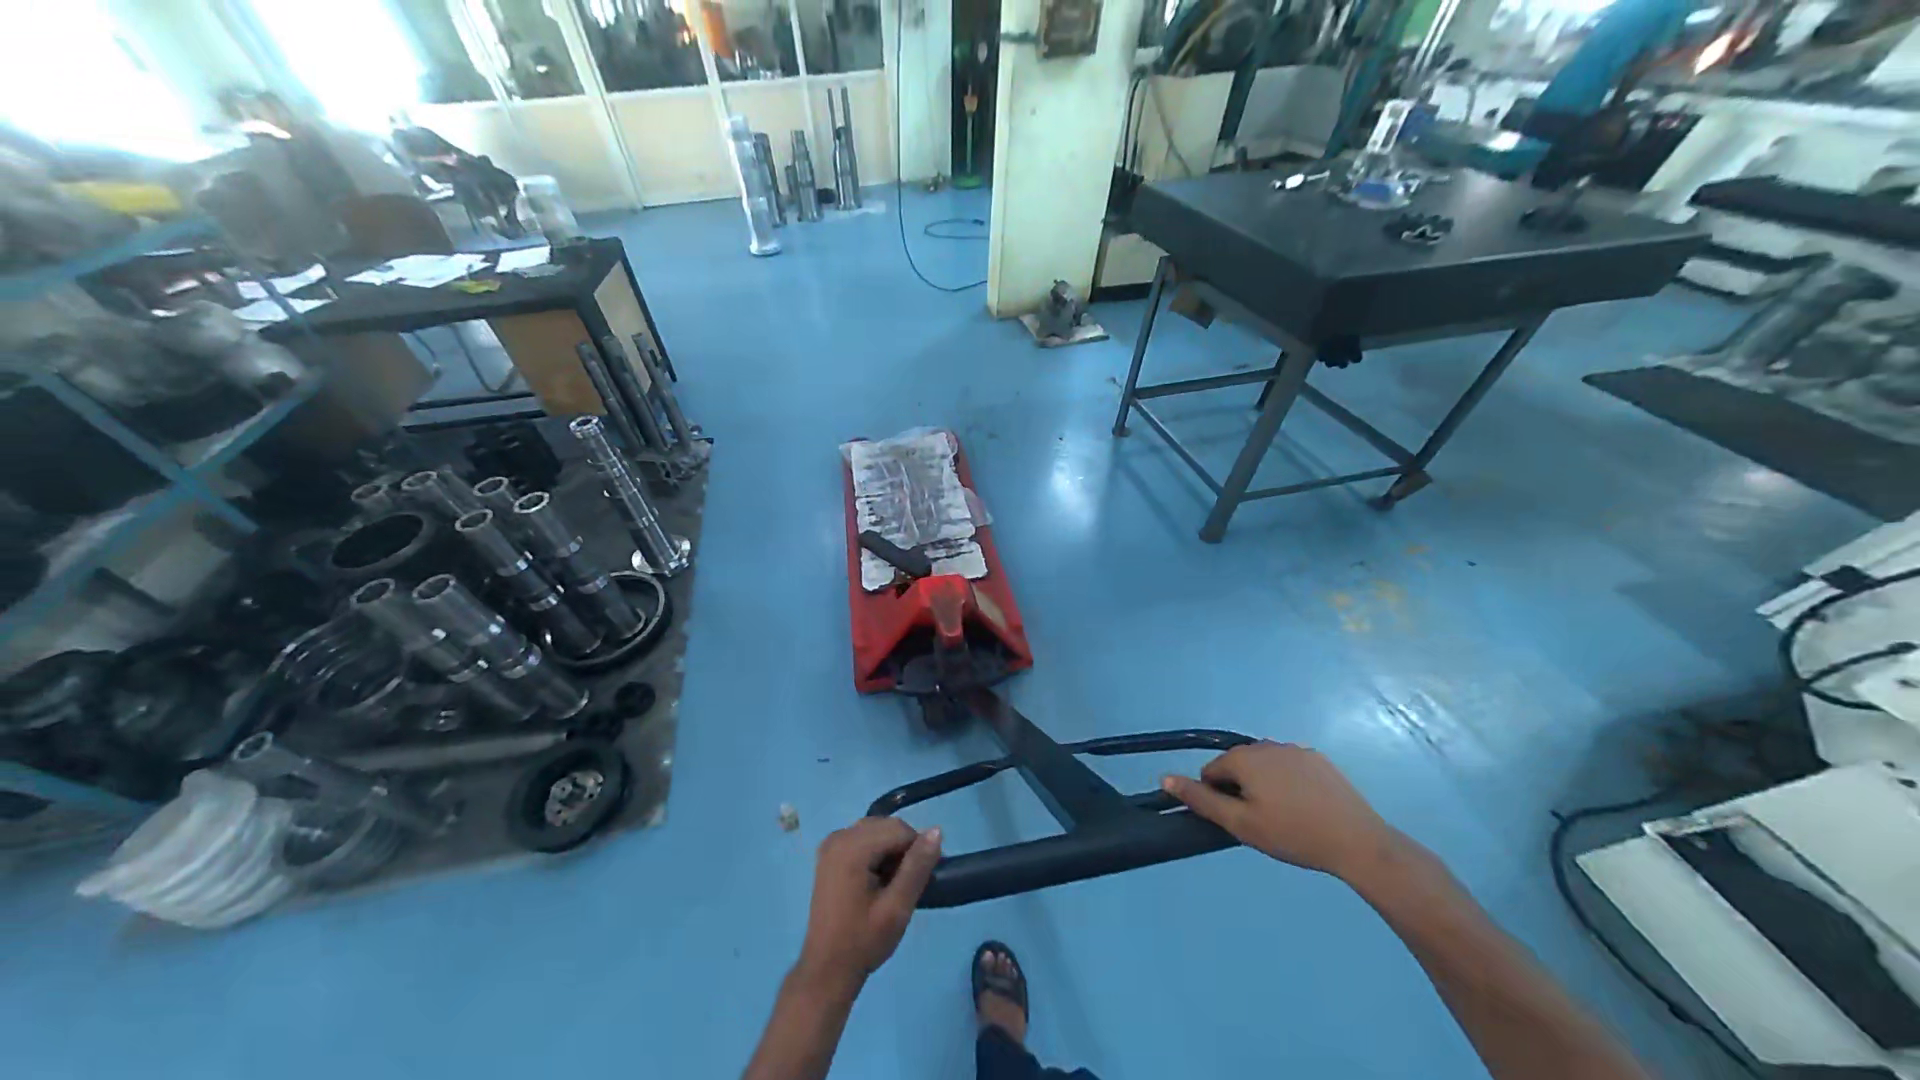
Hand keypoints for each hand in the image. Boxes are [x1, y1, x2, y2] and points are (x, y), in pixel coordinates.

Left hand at [795, 817, 941, 992]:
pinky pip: (863, 839)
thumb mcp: (897, 907)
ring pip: (876, 830)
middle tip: (906, 886)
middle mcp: (839, 837)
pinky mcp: (830, 854)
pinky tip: (877, 881)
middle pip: (886, 826)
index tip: (923, 881)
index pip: (899, 830)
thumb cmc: (863, 941)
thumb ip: (917, 866)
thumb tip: (936, 831)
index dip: (917, 851)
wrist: (827, 970)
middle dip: (903, 850)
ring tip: (892, 885)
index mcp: (851, 847)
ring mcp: (831, 844)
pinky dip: (876, 853)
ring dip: (891, 851)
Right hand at [1163, 741, 1400, 882]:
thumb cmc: (1292, 834)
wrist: (1357, 841)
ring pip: (1264, 765)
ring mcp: (1295, 749)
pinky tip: (1304, 806)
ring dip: (1263, 784)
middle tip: (1261, 822)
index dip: (1219, 798)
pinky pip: (1288, 765)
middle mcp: (1266, 744)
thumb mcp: (1240, 824)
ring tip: (1284, 816)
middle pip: (1237, 764)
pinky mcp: (1318, 758)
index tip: (1240, 821)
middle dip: (1240, 788)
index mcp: (1244, 757)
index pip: (1212, 772)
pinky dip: (1287, 781)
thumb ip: (1201, 800)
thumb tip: (1165, 778)